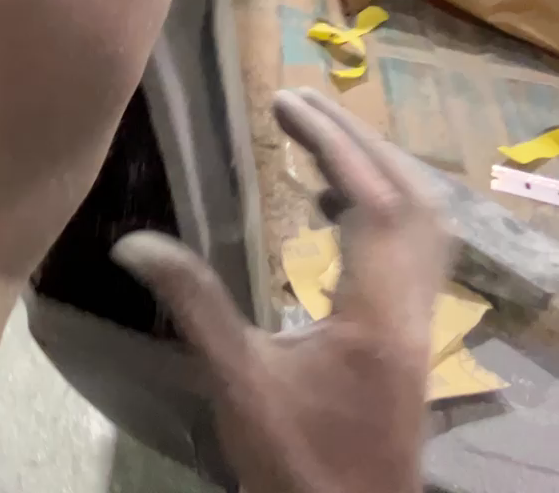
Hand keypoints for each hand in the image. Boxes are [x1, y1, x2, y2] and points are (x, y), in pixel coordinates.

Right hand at [113, 89, 447, 492]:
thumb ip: (193, 306)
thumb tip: (132, 239)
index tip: (282, 103)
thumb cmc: (297, 461)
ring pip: (425, 226)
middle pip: (415, 203)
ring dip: (379, 167)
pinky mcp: (408, 338)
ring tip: (320, 134)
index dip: (335, 144)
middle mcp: (413, 314)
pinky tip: (333, 202)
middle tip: (298, 101)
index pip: (376, 205)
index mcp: (377, 318)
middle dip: (360, 140)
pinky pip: (410, 248)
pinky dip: (380, 203)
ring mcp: (420, 327)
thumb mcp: (237, 382)